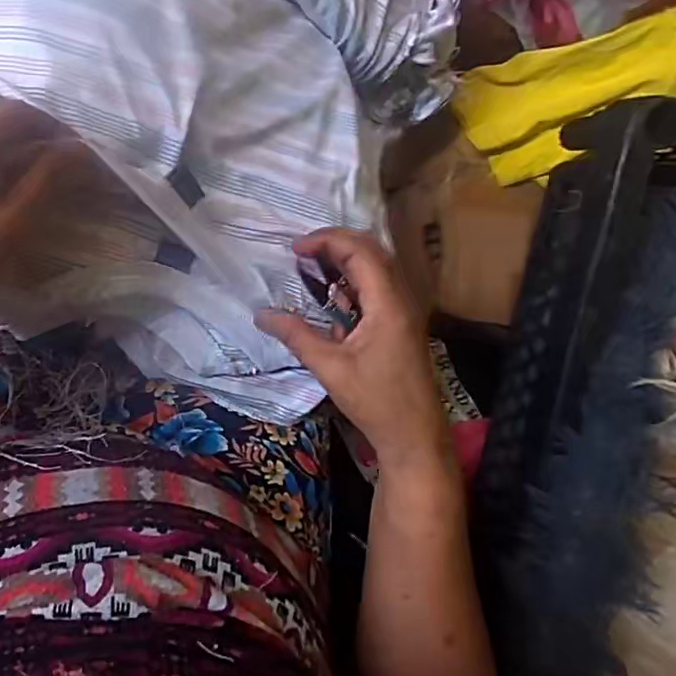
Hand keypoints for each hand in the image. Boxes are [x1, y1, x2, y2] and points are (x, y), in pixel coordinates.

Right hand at [255, 228, 448, 468]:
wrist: (415, 435)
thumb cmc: (375, 401)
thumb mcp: (329, 368)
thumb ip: (296, 335)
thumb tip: (261, 314)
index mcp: (388, 304)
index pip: (360, 252)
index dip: (326, 241)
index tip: (295, 248)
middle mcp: (401, 299)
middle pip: (372, 251)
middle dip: (335, 243)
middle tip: (301, 251)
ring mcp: (405, 310)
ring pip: (377, 267)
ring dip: (345, 259)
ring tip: (312, 265)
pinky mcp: (402, 322)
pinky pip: (379, 286)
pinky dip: (354, 279)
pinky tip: (333, 295)